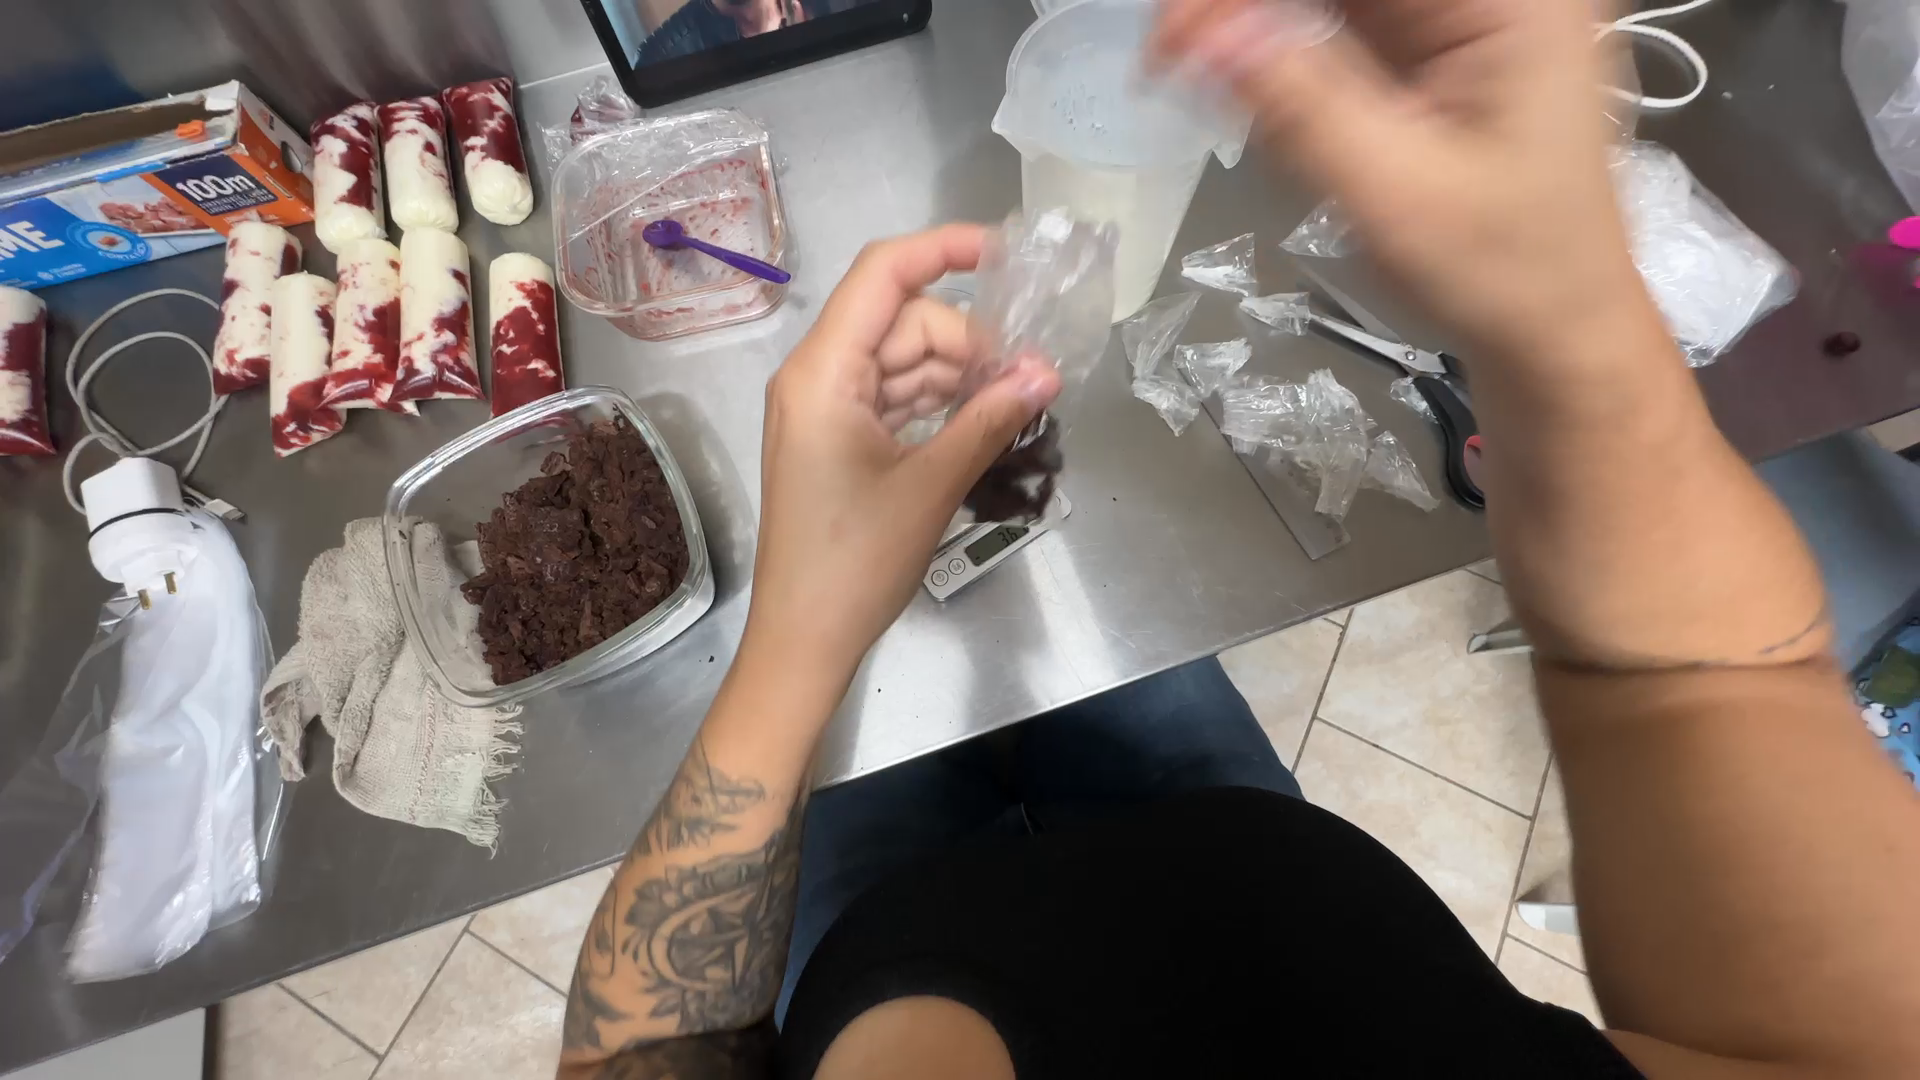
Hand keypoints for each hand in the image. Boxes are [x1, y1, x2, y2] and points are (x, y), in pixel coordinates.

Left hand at [743, 225, 1060, 681]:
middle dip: (965, 341)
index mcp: (823, 372)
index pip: (883, 275)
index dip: (944, 250)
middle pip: (902, 323)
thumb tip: (1048, 372)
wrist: (805, 637)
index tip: (1005, 254)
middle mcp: (817, 378)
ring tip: (1012, 403)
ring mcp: (825, 412)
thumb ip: (989, 419)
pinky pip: (893, 400)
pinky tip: (978, 418)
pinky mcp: (838, 442)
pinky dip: (935, 404)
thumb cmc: (856, 562)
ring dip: (956, 376)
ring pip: (902, 363)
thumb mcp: (931, 484)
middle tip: (1025, 381)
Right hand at [1152, 0, 1655, 366]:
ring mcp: (1458, 23)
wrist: (1548, 324)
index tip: (1170, 40)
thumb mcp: (1391, 193)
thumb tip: (1206, 39)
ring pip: (1333, 1)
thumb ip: (1301, 109)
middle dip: (1240, 9)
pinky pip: (1342, 31)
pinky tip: (1242, 82)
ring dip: (1253, 26)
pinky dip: (1282, 53)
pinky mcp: (1432, 61)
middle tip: (1165, 54)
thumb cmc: (1492, 270)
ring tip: (1185, 67)